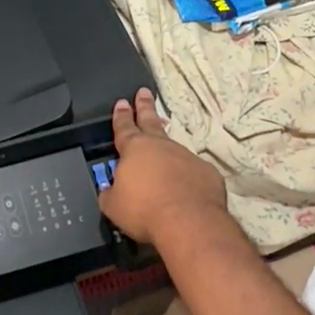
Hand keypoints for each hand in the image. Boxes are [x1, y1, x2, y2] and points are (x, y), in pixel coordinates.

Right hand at [99, 88, 227, 243]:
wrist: (189, 223)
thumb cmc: (145, 211)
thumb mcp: (113, 206)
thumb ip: (108, 193)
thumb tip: (107, 190)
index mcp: (134, 149)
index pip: (124, 126)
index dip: (122, 115)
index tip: (122, 102)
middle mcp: (161, 146)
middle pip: (150, 121)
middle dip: (145, 107)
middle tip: (144, 92)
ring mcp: (186, 157)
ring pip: (173, 148)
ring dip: (167, 149)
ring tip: (163, 155)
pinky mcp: (207, 173)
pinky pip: (193, 171)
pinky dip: (188, 176)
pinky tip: (186, 187)